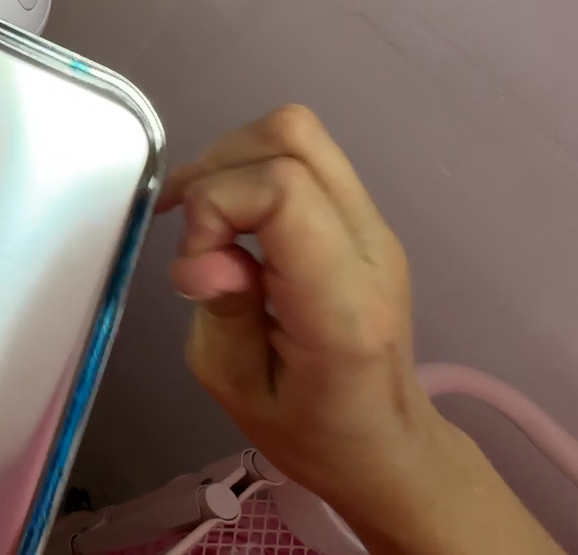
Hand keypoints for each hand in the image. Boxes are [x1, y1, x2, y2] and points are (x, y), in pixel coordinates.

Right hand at [162, 105, 560, 553]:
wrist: (387, 445)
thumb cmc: (305, 426)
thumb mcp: (232, 384)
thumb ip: (216, 311)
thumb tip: (204, 257)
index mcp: (343, 303)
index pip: (283, 189)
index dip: (216, 202)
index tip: (196, 256)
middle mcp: (370, 248)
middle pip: (292, 138)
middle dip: (217, 167)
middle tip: (190, 222)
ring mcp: (371, 225)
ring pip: (294, 132)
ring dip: (229, 161)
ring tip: (203, 215)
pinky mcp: (359, 216)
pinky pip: (296, 154)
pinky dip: (244, 166)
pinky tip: (225, 214)